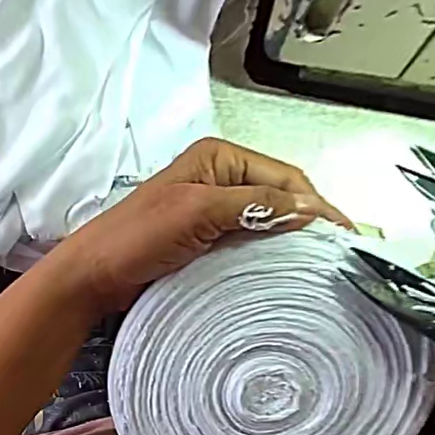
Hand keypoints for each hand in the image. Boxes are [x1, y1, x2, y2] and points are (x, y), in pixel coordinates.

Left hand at [42, 138, 345, 312]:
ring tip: (315, 262)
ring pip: (263, 220)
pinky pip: (244, 241)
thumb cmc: (132, 238)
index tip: (341, 232)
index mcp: (216, 158)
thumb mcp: (196, 211)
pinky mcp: (201, 239)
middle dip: (306, 219)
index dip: (315, 203)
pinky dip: (264, 252)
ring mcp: (208, 211)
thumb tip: (305, 208)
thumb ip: (252, 205)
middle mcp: (215, 179)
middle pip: (277, 196)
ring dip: (288, 238)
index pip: (283, 176)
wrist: (93, 276)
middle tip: (335, 252)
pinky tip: (278, 268)